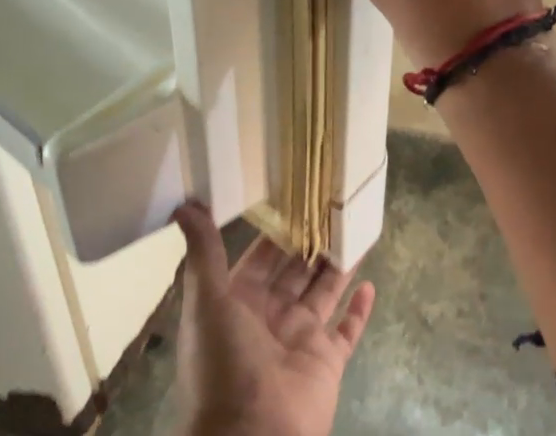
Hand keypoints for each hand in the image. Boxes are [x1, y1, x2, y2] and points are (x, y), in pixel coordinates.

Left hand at [171, 205, 374, 435]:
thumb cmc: (225, 365)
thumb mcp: (207, 303)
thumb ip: (204, 253)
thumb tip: (185, 204)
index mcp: (238, 302)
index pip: (263, 254)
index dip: (281, 225)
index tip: (300, 190)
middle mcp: (270, 316)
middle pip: (297, 268)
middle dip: (314, 238)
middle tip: (338, 200)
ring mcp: (301, 338)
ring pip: (325, 290)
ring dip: (339, 262)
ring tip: (358, 227)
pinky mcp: (328, 361)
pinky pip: (347, 330)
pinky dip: (359, 310)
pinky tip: (370, 284)